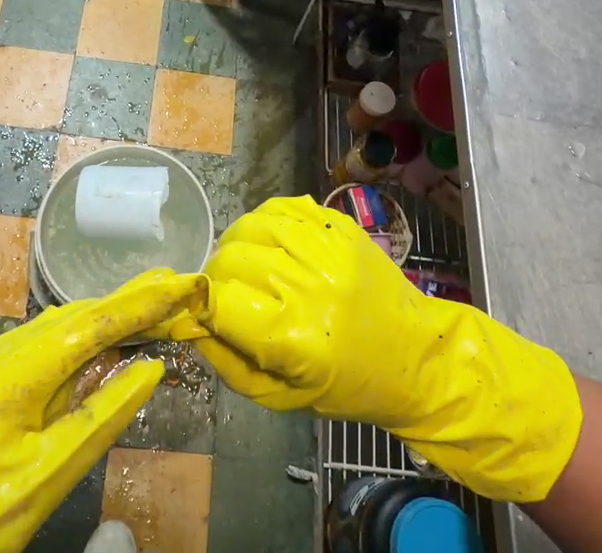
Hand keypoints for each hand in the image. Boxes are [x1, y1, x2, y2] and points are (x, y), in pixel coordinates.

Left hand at [0, 270, 208, 552]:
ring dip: (112, 317)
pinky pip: (45, 351)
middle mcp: (3, 353)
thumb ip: (96, 423)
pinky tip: (104, 348)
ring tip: (159, 308)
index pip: (96, 323)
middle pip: (81, 316)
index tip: (188, 281)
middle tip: (187, 286)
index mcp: (17, 372)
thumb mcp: (36, 483)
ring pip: (62, 330)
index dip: (146, 303)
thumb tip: (148, 370)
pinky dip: (86, 342)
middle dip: (135, 300)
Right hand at [194, 196, 583, 500]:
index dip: (200, 300)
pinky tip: (272, 243)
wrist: (413, 354)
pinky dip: (266, 221)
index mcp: (293, 335)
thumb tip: (188, 318)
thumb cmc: (344, 384)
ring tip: (248, 263)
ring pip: (252, 224)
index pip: (218, 297)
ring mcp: (329, 248)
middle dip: (217, 273)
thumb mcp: (277, 394)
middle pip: (231, 256)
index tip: (201, 306)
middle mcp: (310, 285)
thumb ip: (225, 357)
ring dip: (238, 243)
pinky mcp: (341, 227)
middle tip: (228, 291)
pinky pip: (283, 207)